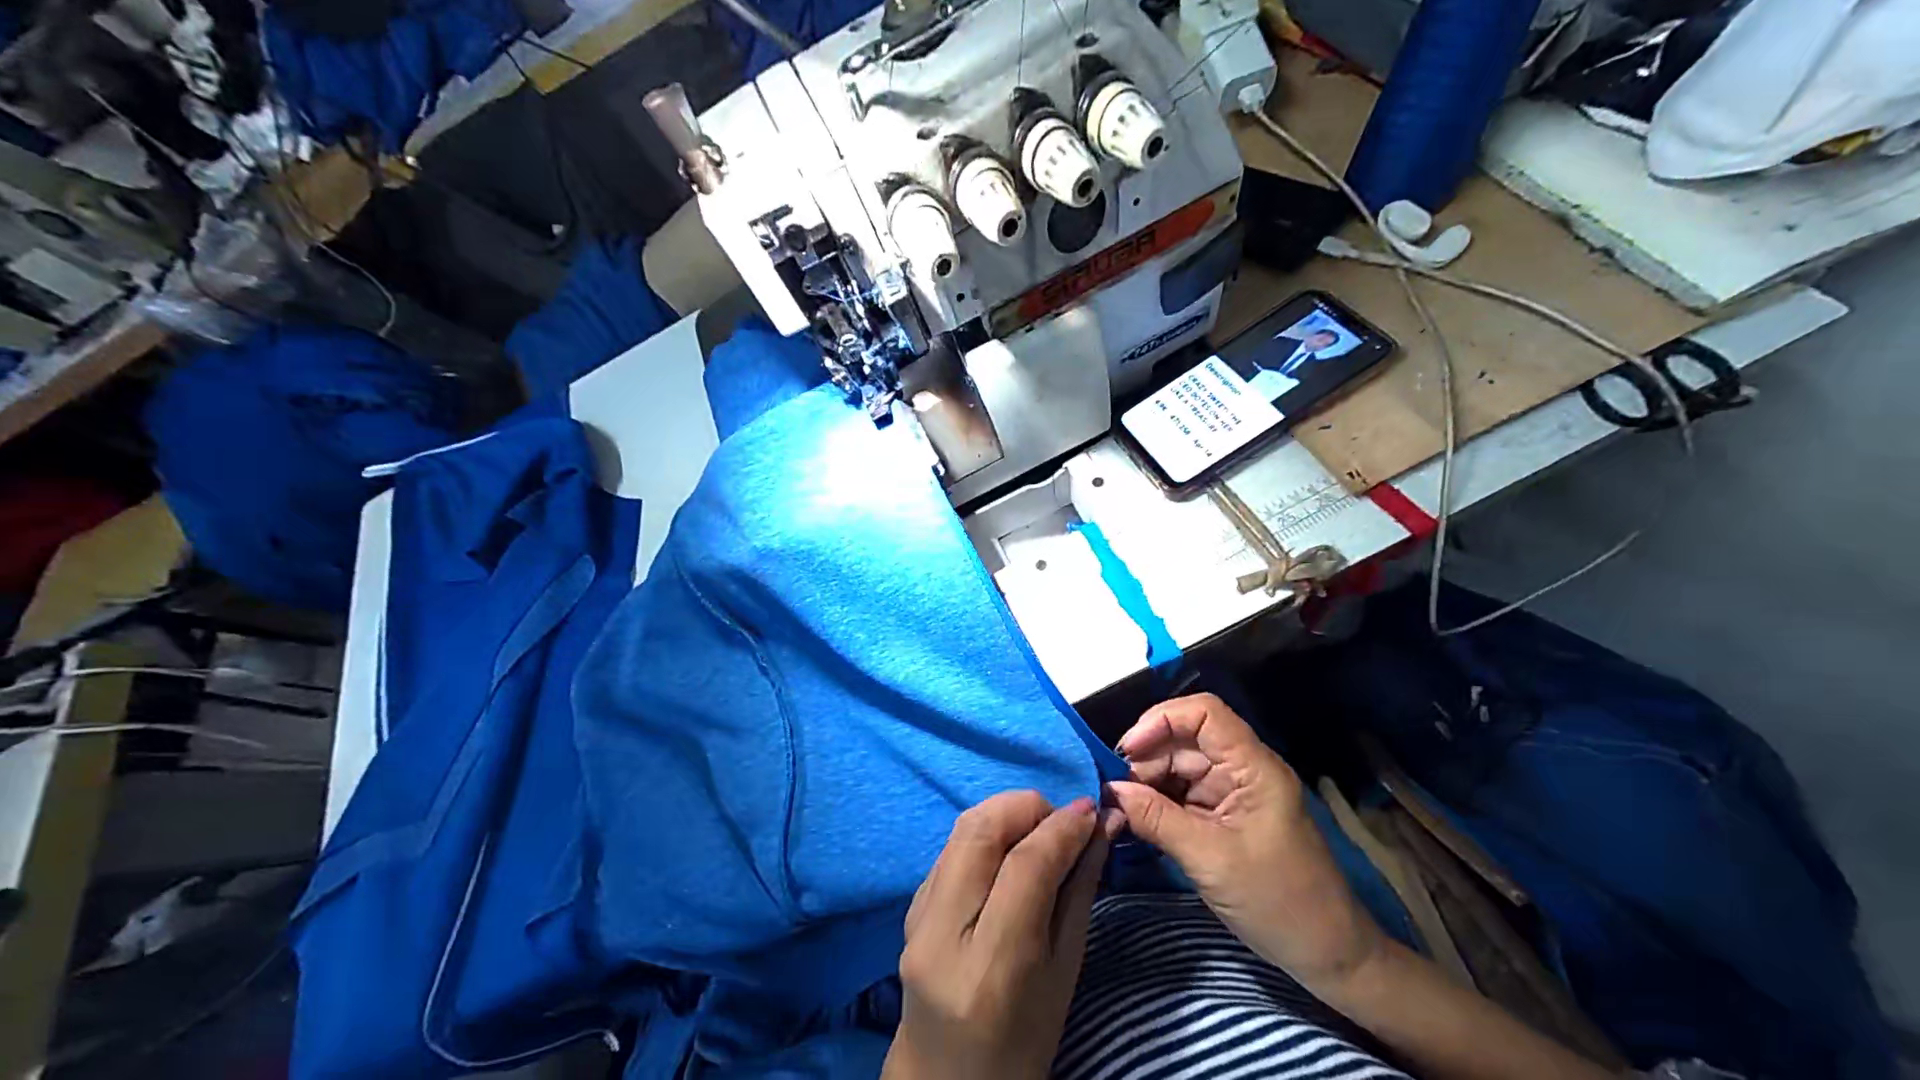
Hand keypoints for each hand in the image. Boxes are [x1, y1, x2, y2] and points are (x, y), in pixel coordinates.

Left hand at [882, 792, 1114, 1079]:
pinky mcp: (908, 907)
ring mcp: (916, 918)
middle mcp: (942, 933)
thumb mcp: (1065, 974)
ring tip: (1040, 831)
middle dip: (1027, 807)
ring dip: (1005, 815)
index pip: (1026, 866)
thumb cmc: (1023, 1041)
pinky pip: (950, 849)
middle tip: (1062, 820)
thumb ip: (1079, 892)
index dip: (1063, 828)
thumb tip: (1102, 826)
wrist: (947, 1079)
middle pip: (980, 831)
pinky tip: (1008, 853)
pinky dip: (985, 835)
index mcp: (990, 965)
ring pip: (960, 830)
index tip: (1093, 810)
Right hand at [1107, 694, 1385, 993]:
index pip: (1204, 714)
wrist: (1326, 953)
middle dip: (1145, 758)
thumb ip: (1156, 819)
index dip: (1162, 720)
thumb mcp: (1210, 860)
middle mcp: (1240, 769)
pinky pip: (1179, 793)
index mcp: (1253, 767)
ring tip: (1120, 807)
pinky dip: (1154, 802)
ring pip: (1176, 766)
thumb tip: (1111, 790)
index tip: (1128, 751)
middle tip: (1115, 792)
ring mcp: (1230, 792)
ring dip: (1146, 782)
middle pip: (1183, 740)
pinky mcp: (1220, 815)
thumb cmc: (1277, 901)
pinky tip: (1135, 818)